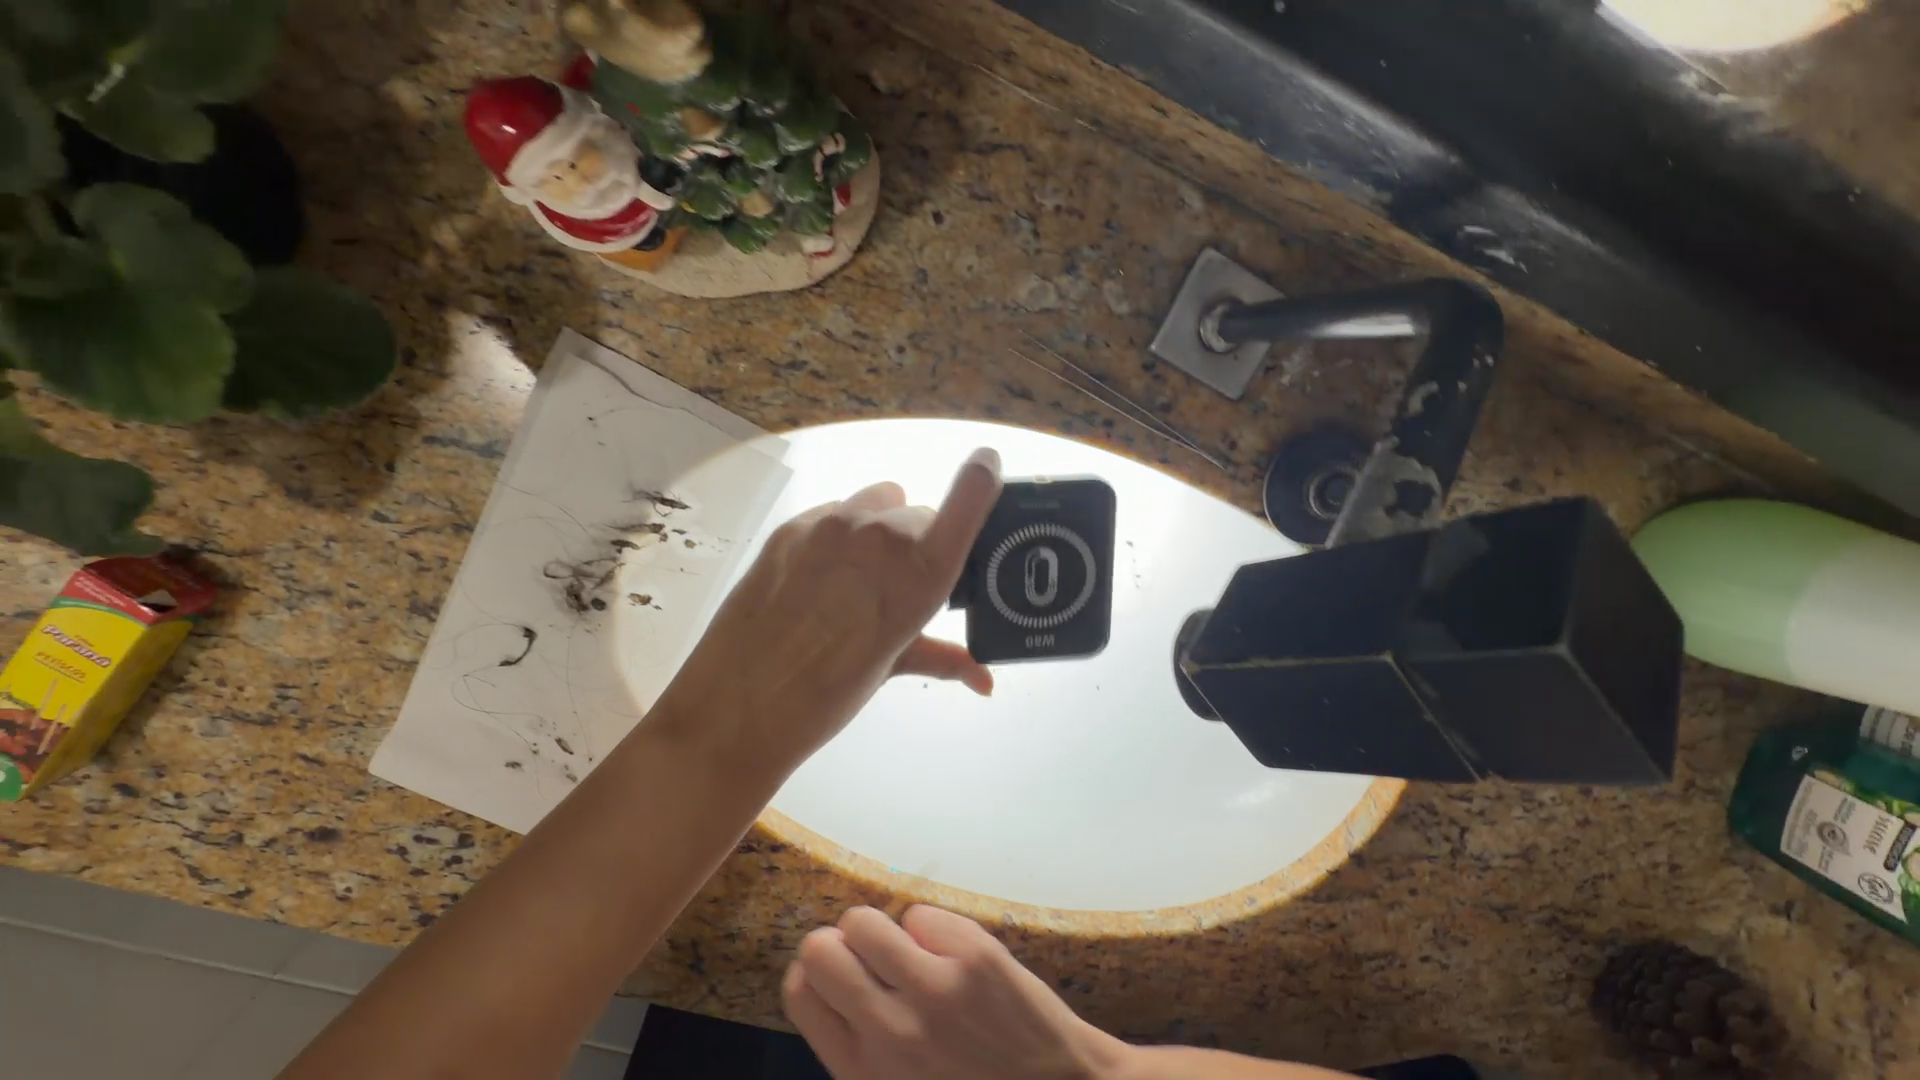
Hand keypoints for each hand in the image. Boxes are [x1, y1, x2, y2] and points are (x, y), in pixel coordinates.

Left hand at [650, 449, 1002, 782]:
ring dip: (880, 530)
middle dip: (921, 544)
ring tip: (858, 578)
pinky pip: (833, 514)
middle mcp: (882, 535)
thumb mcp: (890, 670)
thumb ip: (942, 658)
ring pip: (877, 504)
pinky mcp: (790, 527)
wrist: (737, 707)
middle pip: (919, 516)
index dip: (983, 476)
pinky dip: (839, 536)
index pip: (969, 495)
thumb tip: (985, 681)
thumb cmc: (829, 697)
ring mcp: (831, 525)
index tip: (988, 467)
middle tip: (902, 586)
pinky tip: (818, 577)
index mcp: (921, 573)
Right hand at [783, 905, 1131, 1079]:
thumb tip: (826, 977)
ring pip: (864, 919)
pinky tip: (957, 956)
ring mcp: (933, 990)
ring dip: (883, 929)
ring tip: (913, 952)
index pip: (800, 991)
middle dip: (841, 944)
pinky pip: (922, 912)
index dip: (813, 971)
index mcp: (863, 1073)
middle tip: (875, 960)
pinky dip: (934, 928)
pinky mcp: (975, 956)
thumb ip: (859, 1045)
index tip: (837, 971)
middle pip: (819, 948)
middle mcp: (890, 1033)